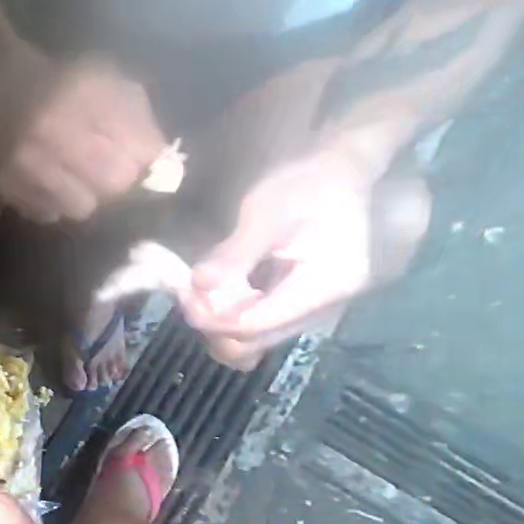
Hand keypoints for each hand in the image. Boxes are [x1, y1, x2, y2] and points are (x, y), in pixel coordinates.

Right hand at [0, 45, 167, 223]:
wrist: (0, 85)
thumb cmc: (66, 84)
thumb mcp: (110, 82)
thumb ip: (141, 122)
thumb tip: (166, 171)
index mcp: (87, 93)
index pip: (140, 151)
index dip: (144, 162)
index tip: (139, 162)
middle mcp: (53, 128)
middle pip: (114, 184)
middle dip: (118, 183)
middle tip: (107, 172)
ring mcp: (27, 162)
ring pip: (82, 208)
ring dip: (86, 197)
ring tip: (75, 177)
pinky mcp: (8, 187)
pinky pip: (51, 215)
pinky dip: (55, 204)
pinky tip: (49, 182)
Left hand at [182, 151, 387, 368]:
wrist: (337, 178)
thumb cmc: (308, 185)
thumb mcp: (268, 211)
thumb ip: (235, 252)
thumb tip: (199, 282)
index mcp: (324, 288)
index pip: (255, 325)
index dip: (212, 318)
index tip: (185, 295)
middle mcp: (321, 313)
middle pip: (251, 344)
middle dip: (211, 324)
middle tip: (187, 293)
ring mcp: (308, 317)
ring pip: (248, 345)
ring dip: (216, 327)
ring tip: (198, 293)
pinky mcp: (293, 313)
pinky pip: (254, 332)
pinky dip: (228, 321)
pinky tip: (215, 295)